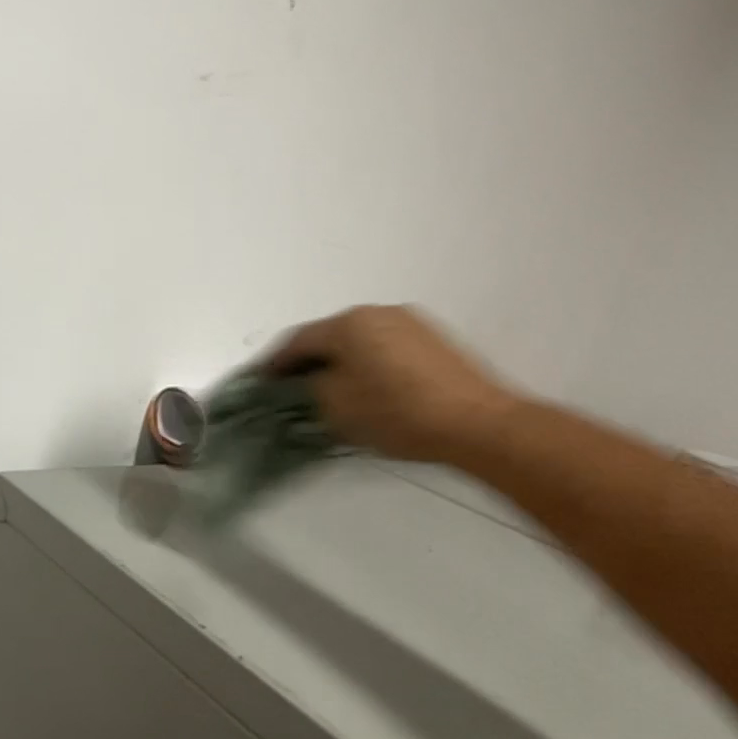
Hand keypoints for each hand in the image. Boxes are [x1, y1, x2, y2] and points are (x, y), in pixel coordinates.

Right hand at [263, 305, 522, 462]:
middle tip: (291, 391)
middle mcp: (377, 313)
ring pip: (359, 343)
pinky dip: (367, 366)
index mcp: (348, 324)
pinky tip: (366, 391)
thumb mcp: (334, 406)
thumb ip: (308, 389)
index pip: (296, 342)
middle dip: (307, 363)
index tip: (259, 385)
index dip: (274, 365)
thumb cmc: (396, 413)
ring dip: (339, 364)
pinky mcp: (434, 343)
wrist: (478, 425)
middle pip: (329, 337)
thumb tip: (306, 383)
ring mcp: (411, 324)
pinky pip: (385, 349)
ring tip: (329, 393)